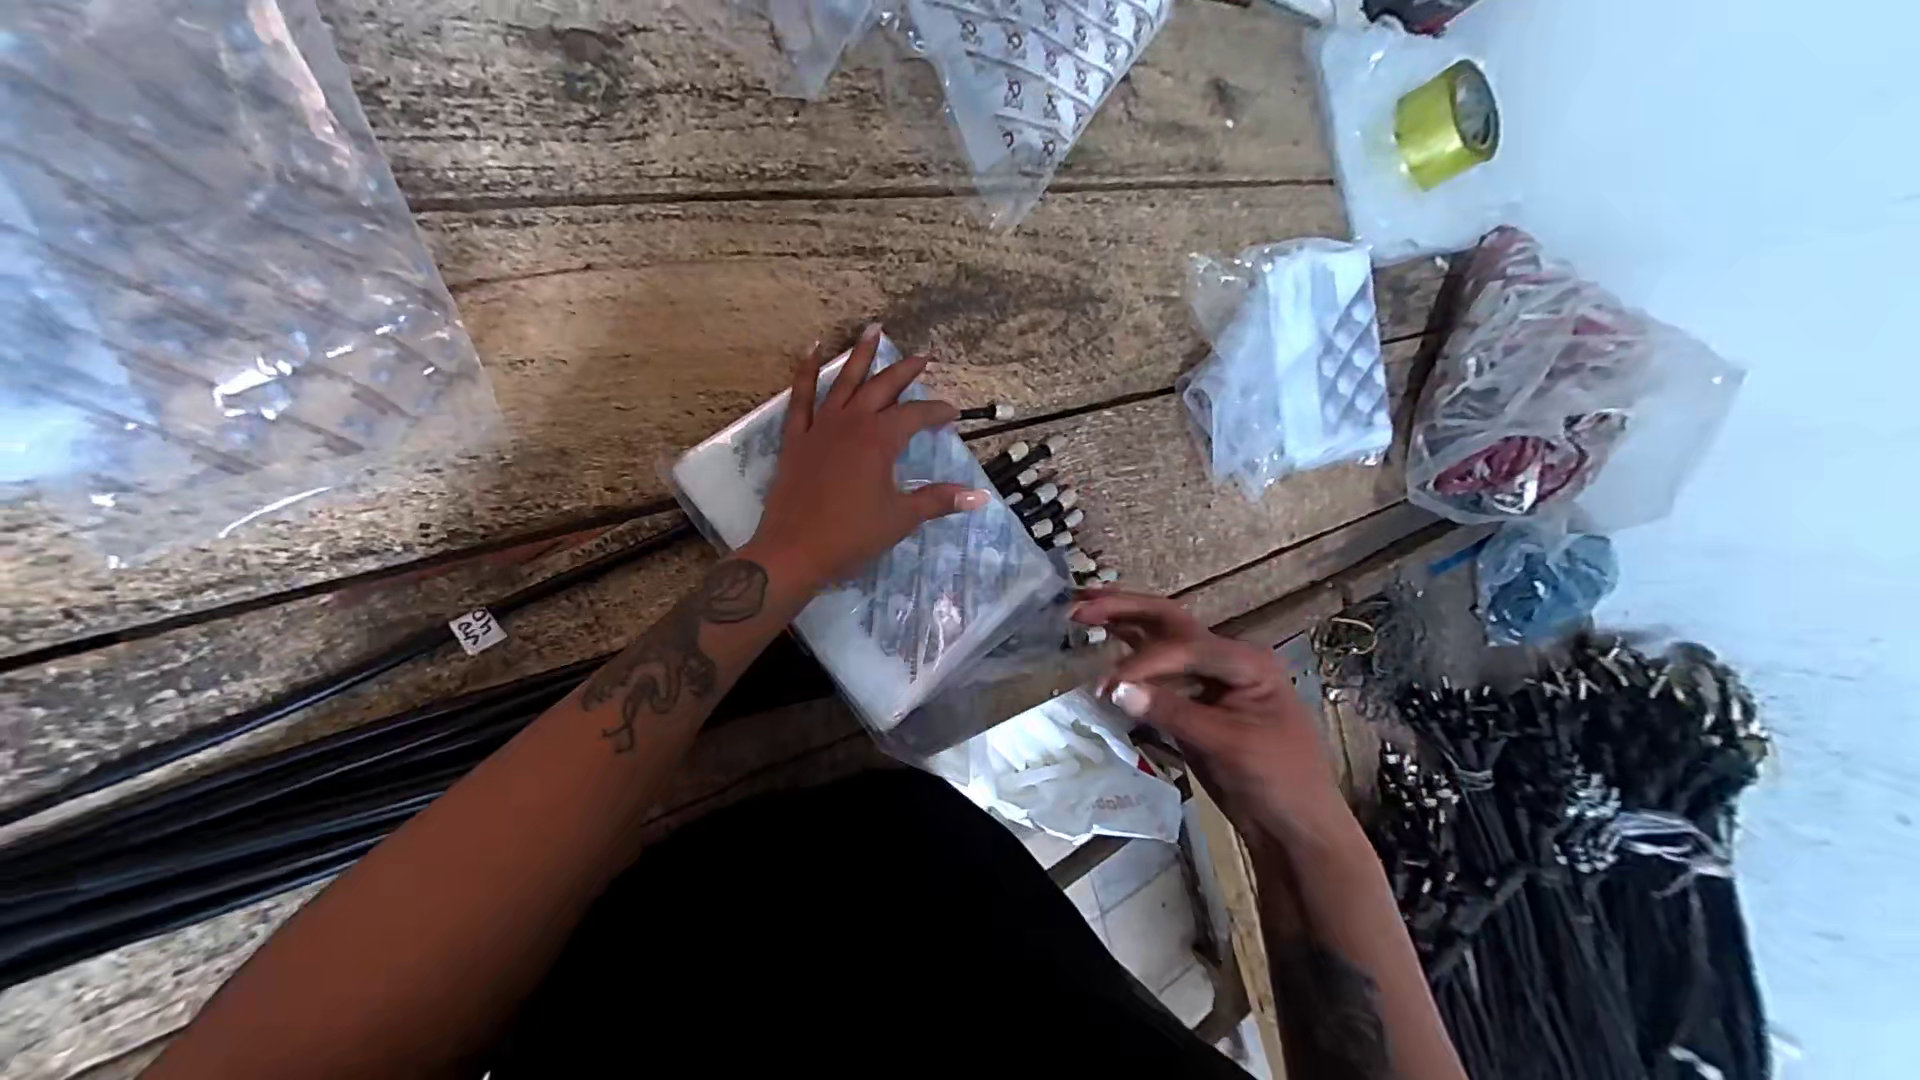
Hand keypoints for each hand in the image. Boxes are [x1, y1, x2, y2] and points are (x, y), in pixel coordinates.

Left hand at [746, 324, 991, 588]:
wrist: (794, 551)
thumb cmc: (851, 536)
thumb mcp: (900, 518)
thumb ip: (938, 500)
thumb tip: (979, 496)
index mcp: (879, 440)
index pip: (916, 415)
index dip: (937, 412)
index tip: (952, 416)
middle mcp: (851, 423)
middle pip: (882, 387)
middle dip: (905, 371)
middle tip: (923, 356)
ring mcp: (820, 427)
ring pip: (843, 381)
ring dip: (860, 355)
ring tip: (872, 329)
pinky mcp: (796, 439)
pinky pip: (800, 397)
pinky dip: (805, 372)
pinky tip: (811, 350)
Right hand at [1070, 589, 1357, 849]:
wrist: (1298, 829)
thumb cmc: (1277, 781)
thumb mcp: (1227, 745)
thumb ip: (1171, 712)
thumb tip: (1113, 689)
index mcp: (1246, 661)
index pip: (1184, 647)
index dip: (1142, 663)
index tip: (1107, 687)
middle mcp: (1227, 659)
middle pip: (1170, 622)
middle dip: (1125, 609)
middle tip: (1080, 604)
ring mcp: (1210, 678)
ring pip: (1161, 639)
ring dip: (1124, 623)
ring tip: (1083, 610)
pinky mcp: (1196, 699)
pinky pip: (1159, 669)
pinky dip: (1131, 654)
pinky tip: (1107, 641)